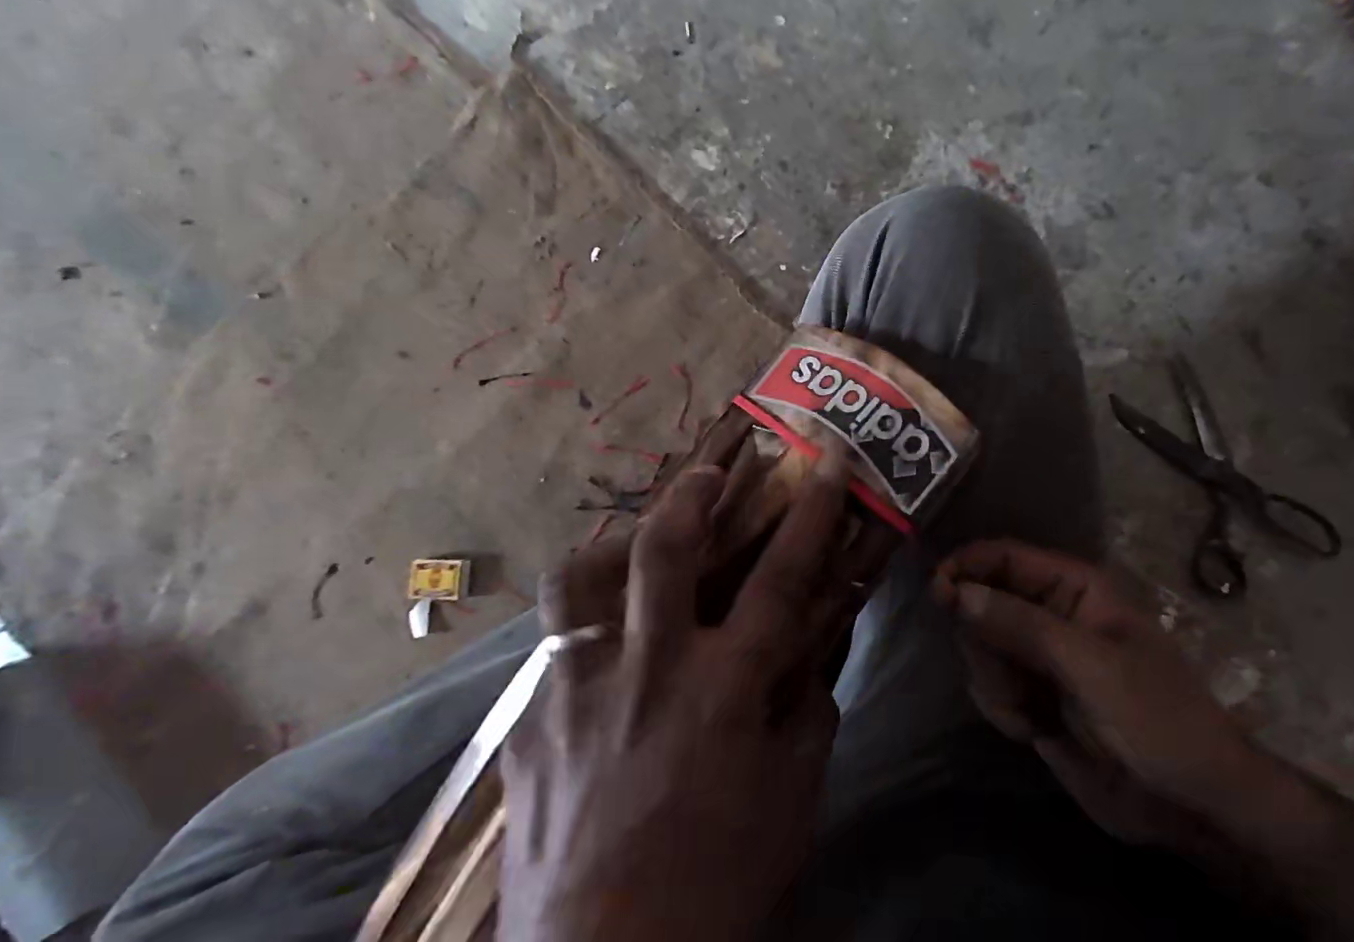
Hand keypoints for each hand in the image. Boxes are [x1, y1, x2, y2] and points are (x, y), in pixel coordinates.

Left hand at [501, 463, 857, 941]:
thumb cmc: (715, 889)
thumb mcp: (788, 808)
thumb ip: (805, 722)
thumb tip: (810, 663)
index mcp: (721, 692)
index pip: (780, 580)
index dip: (811, 515)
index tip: (825, 465)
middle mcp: (645, 669)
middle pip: (665, 549)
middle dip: (692, 493)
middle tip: (709, 471)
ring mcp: (575, 688)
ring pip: (578, 577)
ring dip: (610, 544)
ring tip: (629, 539)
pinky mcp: (528, 718)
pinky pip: (551, 646)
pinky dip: (579, 629)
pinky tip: (595, 649)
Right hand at [933, 540, 1268, 843]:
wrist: (1193, 809)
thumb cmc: (1160, 721)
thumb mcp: (1092, 667)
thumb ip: (1021, 626)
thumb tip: (955, 592)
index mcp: (1074, 589)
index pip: (1003, 557)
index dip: (966, 567)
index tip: (938, 595)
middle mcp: (1049, 614)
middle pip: (979, 602)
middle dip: (982, 643)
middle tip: (1009, 679)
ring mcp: (1037, 657)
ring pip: (977, 647)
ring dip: (993, 682)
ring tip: (1031, 713)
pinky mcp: (1029, 696)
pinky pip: (986, 685)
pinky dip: (1000, 709)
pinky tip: (1034, 730)